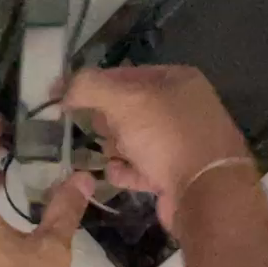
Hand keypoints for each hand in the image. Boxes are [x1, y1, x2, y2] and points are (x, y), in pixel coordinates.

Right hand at [63, 65, 253, 228]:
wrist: (205, 192)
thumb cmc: (167, 136)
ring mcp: (180, 144)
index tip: (62, 98)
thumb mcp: (124, 101)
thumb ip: (89, 88)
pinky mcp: (174, 175)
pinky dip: (125, 171)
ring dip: (115, 146)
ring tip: (106, 152)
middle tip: (91, 127)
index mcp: (176, 80)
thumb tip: (62, 89)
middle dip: (106, 118)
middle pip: (128, 108)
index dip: (91, 84)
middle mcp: (181, 109)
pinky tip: (115, 173)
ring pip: (134, 139)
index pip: (124, 74)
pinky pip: (141, 168)